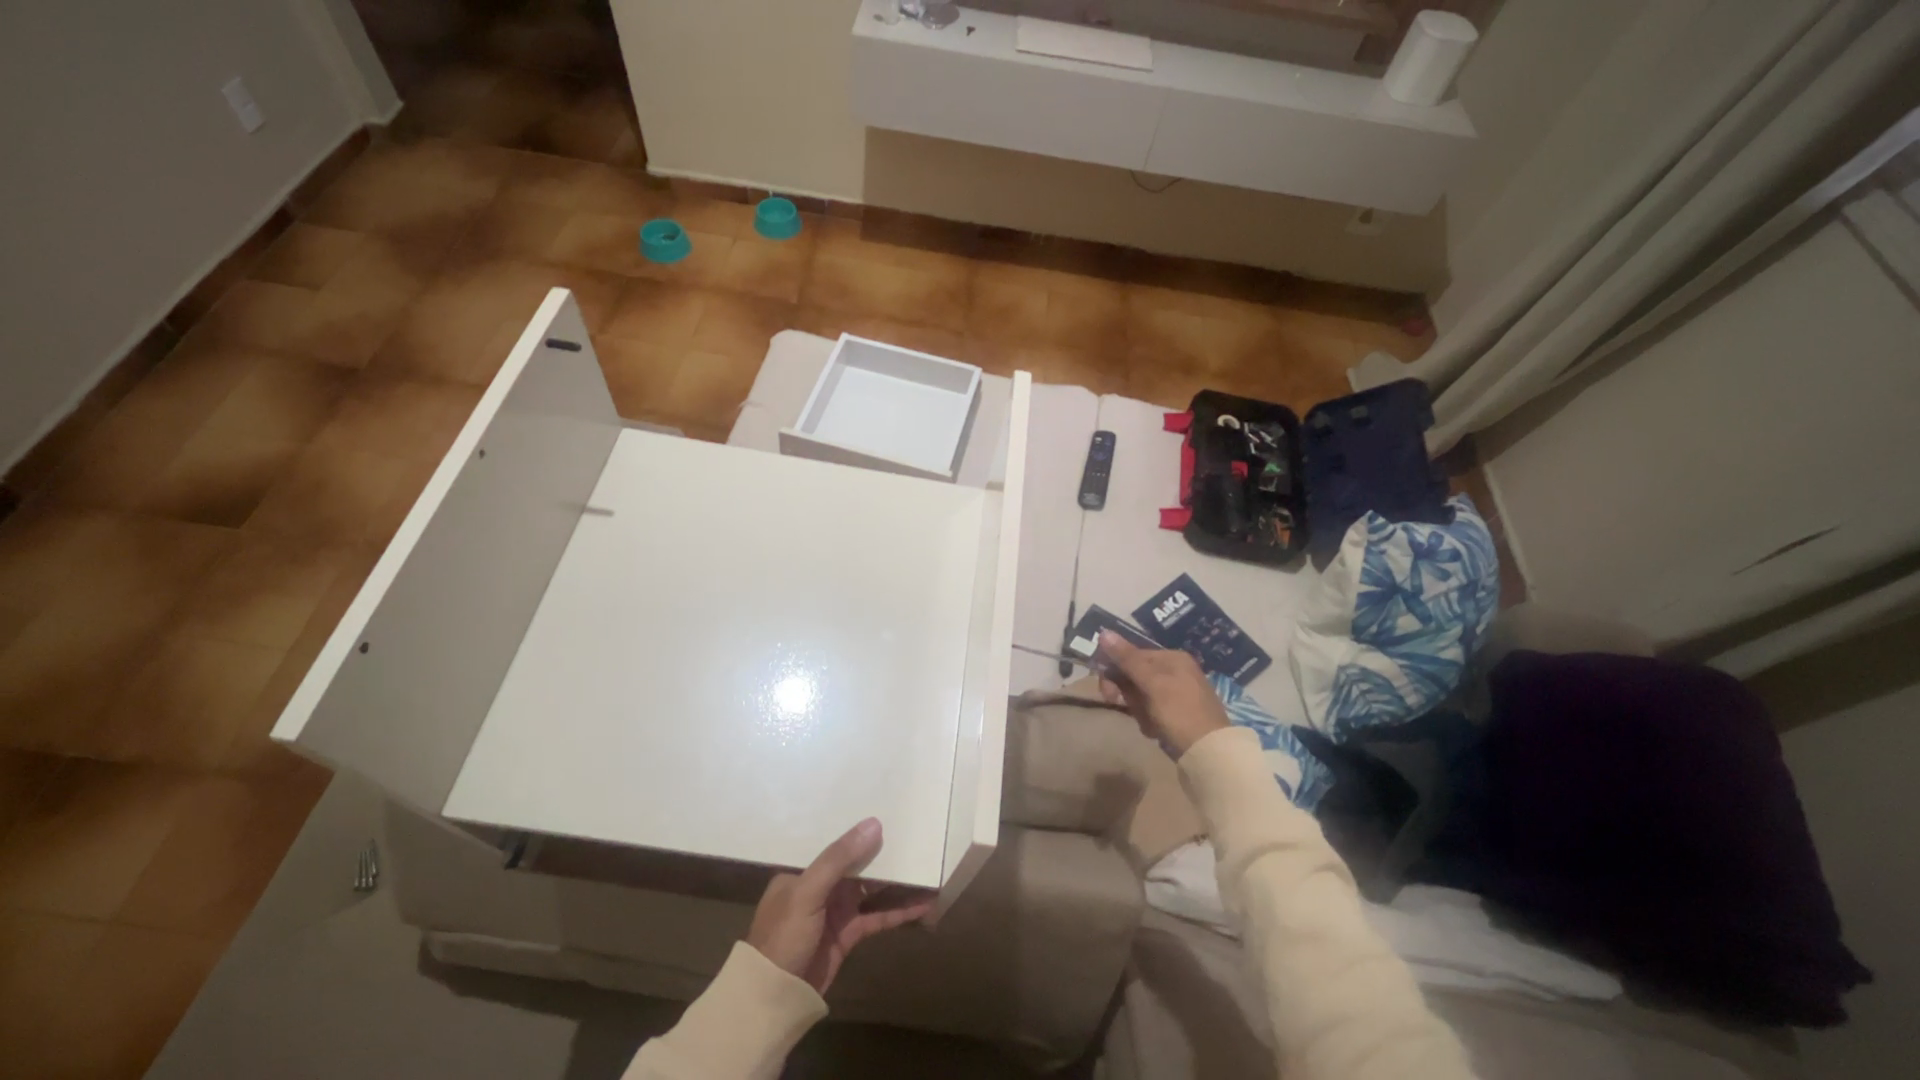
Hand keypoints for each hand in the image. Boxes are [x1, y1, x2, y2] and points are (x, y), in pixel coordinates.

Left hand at [745, 818, 936, 993]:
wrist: (776, 995)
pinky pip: (879, 916)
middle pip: (858, 866)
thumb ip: (839, 859)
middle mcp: (820, 887)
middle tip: (916, 837)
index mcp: (803, 871)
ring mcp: (836, 911)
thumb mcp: (807, 892)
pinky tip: (923, 904)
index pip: (834, 844)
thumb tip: (874, 824)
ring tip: (927, 869)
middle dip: (884, 854)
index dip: (859, 830)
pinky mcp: (850, 934)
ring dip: (897, 883)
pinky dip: (900, 911)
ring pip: (873, 890)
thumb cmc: (784, 936)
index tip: (888, 812)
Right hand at [1097, 631, 1229, 757]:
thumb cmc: (1179, 712)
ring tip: (1149, 723)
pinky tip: (1156, 730)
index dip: (1116, 672)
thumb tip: (1104, 632)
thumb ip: (1127, 659)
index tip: (1108, 692)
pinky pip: (1151, 710)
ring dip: (1138, 710)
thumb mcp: (1152, 683)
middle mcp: (1176, 671)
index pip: (1133, 655)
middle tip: (1122, 707)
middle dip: (1127, 694)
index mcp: (1173, 658)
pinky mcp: (1177, 713)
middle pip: (1135, 675)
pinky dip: (1148, 720)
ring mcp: (1177, 693)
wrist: (1208, 751)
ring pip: (1140, 696)